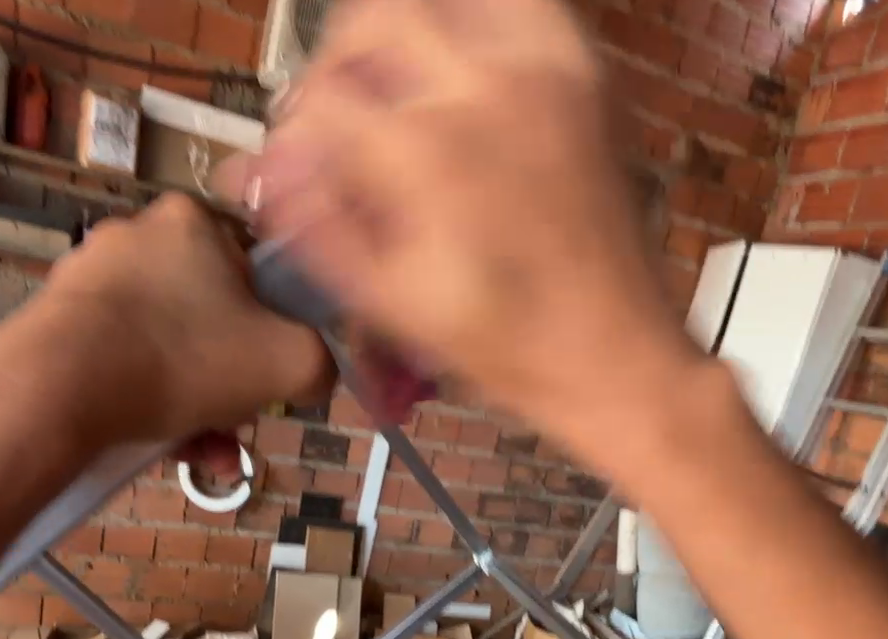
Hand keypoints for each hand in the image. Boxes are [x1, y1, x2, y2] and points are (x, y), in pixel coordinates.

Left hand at [18, 194, 328, 446]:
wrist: (61, 389)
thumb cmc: (188, 359)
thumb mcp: (293, 362)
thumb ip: (322, 360)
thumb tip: (310, 372)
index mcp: (194, 223)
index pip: (256, 274)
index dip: (274, 331)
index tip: (270, 374)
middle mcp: (138, 236)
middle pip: (212, 320)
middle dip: (232, 386)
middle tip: (238, 428)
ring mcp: (91, 279)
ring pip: (170, 350)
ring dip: (199, 408)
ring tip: (210, 457)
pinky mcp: (58, 323)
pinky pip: (126, 365)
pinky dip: (153, 406)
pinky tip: (170, 451)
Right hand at [243, 0, 698, 456]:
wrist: (611, 355)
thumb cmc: (516, 349)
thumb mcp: (398, 306)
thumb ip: (324, 231)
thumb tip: (276, 179)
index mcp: (430, 156)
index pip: (324, 102)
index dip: (294, 134)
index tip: (295, 163)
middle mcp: (486, 91)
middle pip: (372, 21)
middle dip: (334, 66)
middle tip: (333, 116)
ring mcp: (544, 73)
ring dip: (398, 33)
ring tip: (390, 87)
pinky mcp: (584, 79)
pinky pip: (520, 8)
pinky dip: (475, 23)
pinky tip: (461, 76)